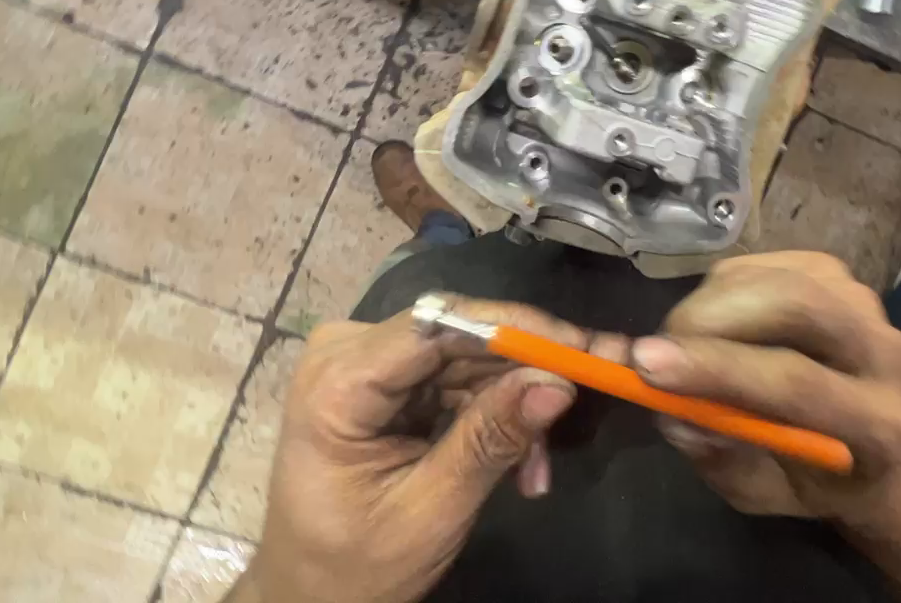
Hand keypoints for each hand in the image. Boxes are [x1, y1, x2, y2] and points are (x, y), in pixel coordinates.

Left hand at [239, 299, 607, 602]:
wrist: (307, 597)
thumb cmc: (352, 570)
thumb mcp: (429, 513)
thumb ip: (491, 441)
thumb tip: (558, 383)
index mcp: (338, 380)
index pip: (438, 326)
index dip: (514, 328)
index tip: (580, 346)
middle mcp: (350, 348)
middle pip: (459, 333)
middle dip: (526, 366)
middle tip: (593, 384)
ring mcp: (370, 358)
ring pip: (468, 354)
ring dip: (515, 399)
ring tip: (539, 466)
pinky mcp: (390, 376)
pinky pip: (459, 375)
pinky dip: (495, 411)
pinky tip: (520, 460)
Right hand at [632, 252, 900, 531]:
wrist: (869, 450)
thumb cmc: (807, 479)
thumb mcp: (756, 491)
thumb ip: (714, 453)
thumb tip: (666, 403)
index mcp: (875, 423)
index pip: (794, 381)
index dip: (714, 367)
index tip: (644, 364)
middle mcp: (883, 351)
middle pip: (792, 304)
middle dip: (707, 318)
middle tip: (653, 348)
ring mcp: (861, 302)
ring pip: (770, 277)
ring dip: (708, 303)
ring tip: (682, 341)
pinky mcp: (835, 273)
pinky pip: (762, 263)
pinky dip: (721, 287)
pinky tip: (716, 320)